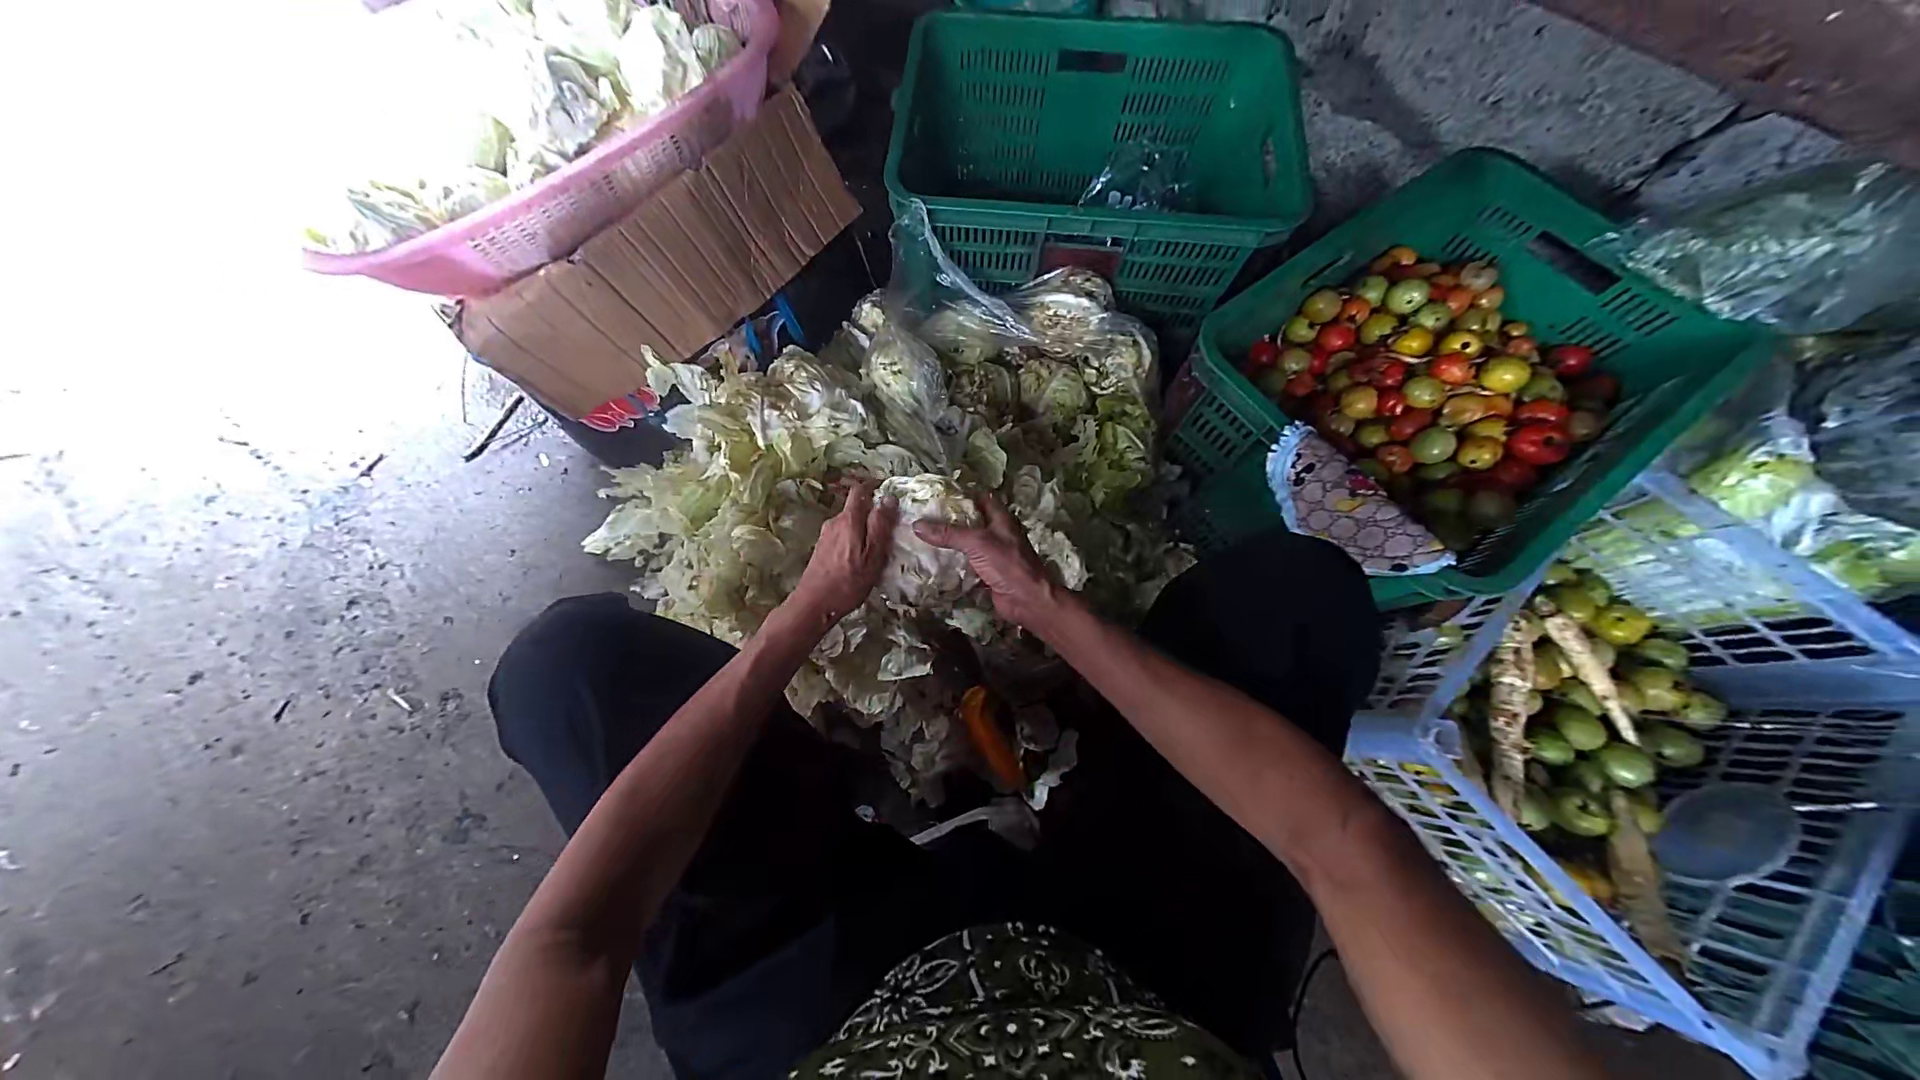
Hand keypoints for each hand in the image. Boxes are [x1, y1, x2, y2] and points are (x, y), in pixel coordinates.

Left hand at [789, 481, 896, 625]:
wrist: (814, 605)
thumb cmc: (849, 582)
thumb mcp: (873, 555)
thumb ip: (881, 525)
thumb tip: (888, 498)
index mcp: (849, 520)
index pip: (860, 490)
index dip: (875, 486)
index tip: (890, 494)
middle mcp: (834, 522)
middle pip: (856, 507)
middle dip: (873, 511)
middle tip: (891, 525)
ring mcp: (826, 535)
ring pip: (850, 522)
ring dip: (864, 527)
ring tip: (879, 544)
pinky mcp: (823, 548)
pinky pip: (844, 535)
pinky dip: (855, 538)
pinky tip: (862, 556)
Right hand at [914, 495, 1071, 632]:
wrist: (1027, 600)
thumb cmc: (1008, 565)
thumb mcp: (977, 543)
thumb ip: (949, 533)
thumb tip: (918, 525)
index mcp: (1000, 519)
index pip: (980, 498)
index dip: (962, 494)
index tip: (937, 494)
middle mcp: (997, 533)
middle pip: (971, 521)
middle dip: (950, 519)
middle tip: (924, 516)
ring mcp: (993, 554)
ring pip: (967, 543)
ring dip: (950, 542)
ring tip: (923, 536)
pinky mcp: (987, 573)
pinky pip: (966, 564)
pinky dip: (952, 563)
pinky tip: (933, 561)